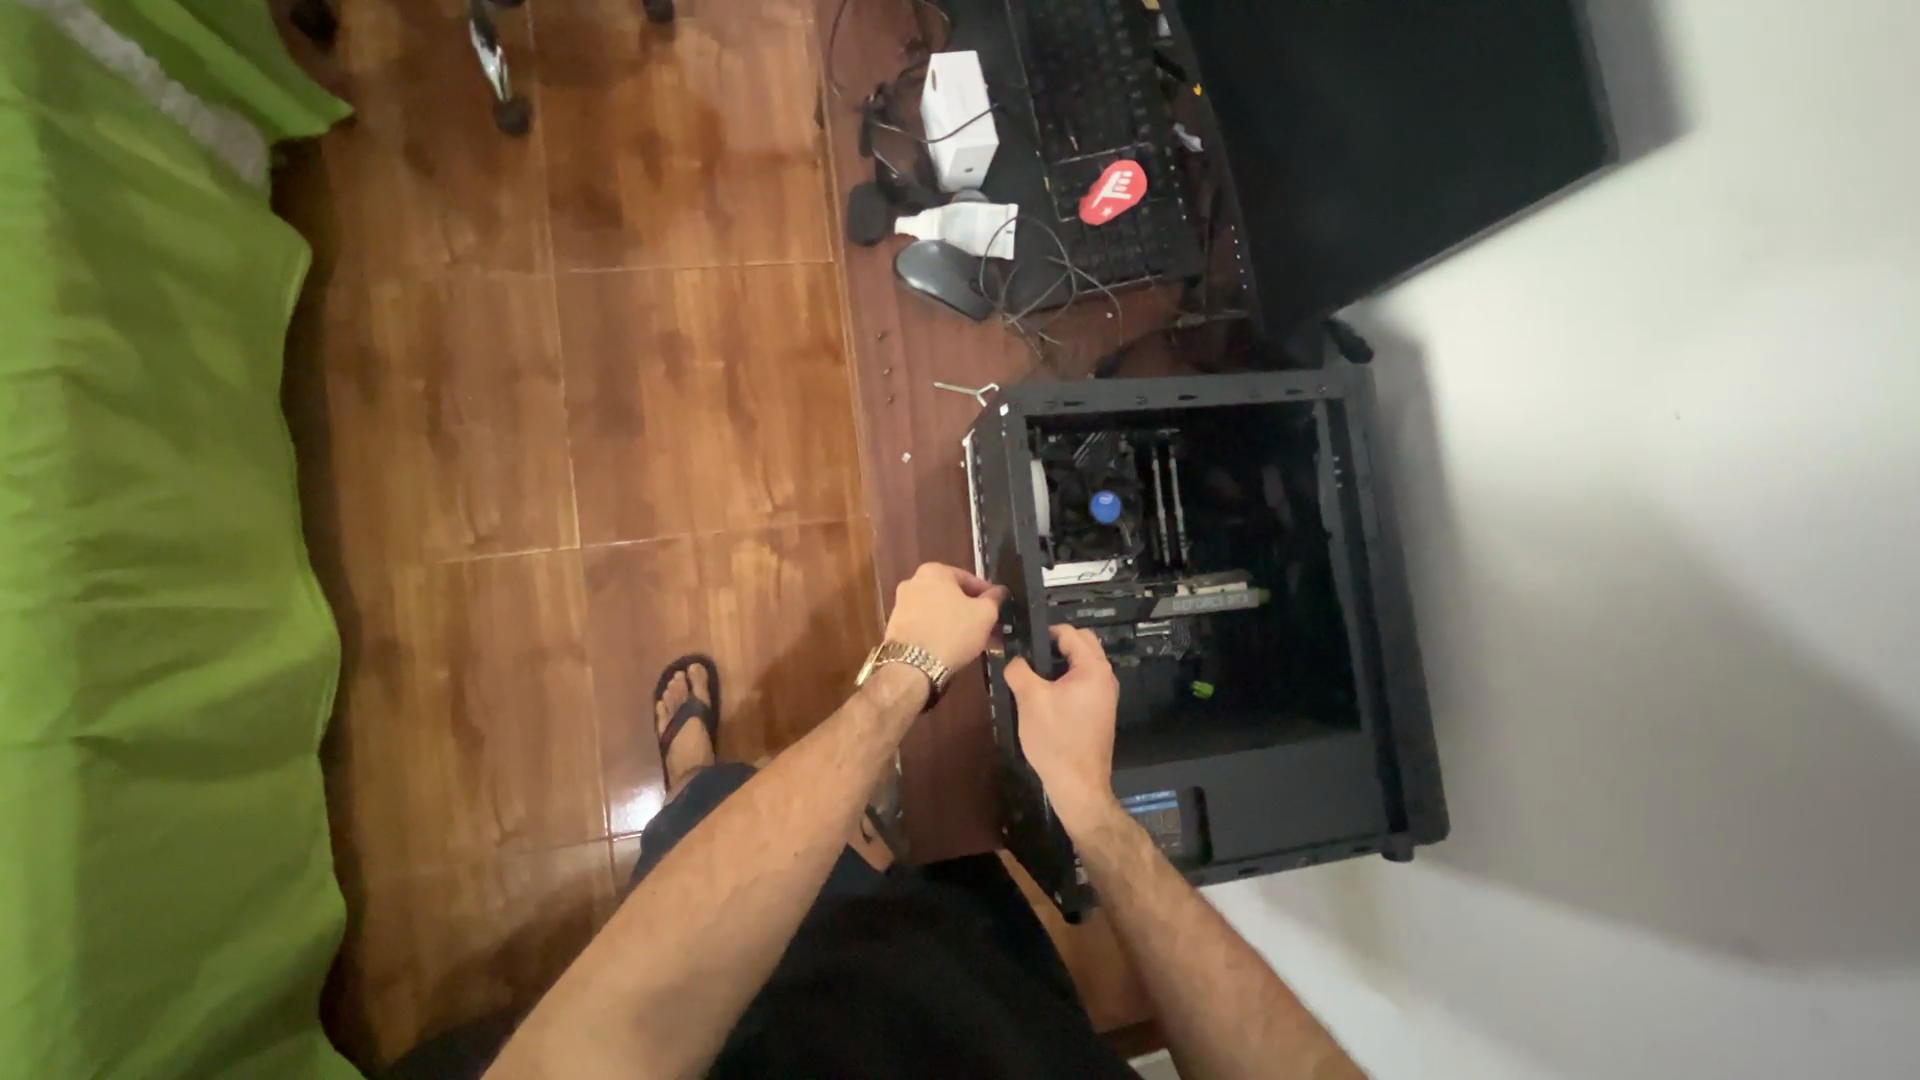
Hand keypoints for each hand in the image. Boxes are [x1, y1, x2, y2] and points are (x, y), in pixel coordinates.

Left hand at [884, 563, 1009, 671]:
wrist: (913, 666)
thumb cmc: (952, 632)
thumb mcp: (985, 614)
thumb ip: (995, 599)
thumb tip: (1000, 591)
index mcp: (934, 571)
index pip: (969, 578)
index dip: (988, 594)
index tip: (999, 608)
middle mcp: (913, 582)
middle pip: (952, 595)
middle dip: (972, 611)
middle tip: (990, 627)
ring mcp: (901, 604)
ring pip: (939, 611)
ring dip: (958, 623)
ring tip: (976, 641)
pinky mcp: (896, 626)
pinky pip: (926, 624)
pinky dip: (941, 631)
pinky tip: (955, 647)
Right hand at [1004, 625, 1120, 835]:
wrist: (1078, 784)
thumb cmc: (1055, 738)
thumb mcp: (1030, 700)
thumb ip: (1019, 670)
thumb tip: (1015, 659)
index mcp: (1093, 668)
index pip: (1069, 633)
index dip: (1044, 633)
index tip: (1022, 642)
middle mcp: (1106, 677)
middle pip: (1083, 644)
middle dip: (1056, 644)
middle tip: (1029, 657)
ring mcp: (1106, 695)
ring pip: (1084, 664)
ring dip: (1062, 662)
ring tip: (1034, 675)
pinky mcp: (1101, 710)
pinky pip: (1085, 681)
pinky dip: (1068, 679)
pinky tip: (1047, 695)